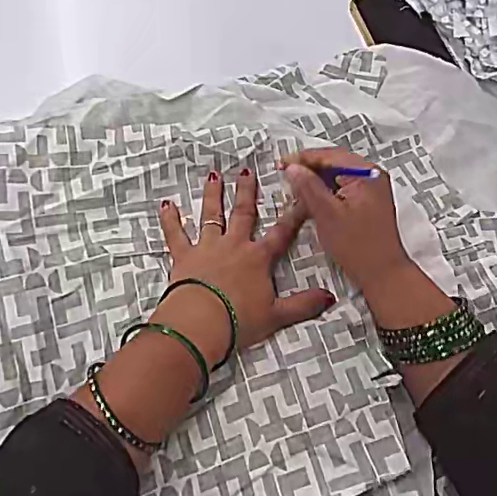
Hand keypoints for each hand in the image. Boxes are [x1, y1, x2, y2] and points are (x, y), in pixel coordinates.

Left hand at [156, 168, 334, 361]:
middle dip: (247, 192)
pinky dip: (171, 219)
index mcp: (258, 259)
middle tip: (247, 172)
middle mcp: (234, 246)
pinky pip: (176, 234)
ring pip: (211, 215)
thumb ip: (303, 304)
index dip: (293, 215)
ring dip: (213, 195)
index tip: (301, 196)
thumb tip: (329, 297)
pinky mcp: (183, 256)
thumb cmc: (238, 320)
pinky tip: (167, 205)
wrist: (200, 323)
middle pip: (243, 214)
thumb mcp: (277, 315)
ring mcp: (207, 248)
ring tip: (214, 176)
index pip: (281, 233)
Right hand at [278, 149, 417, 296]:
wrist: (382, 274)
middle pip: (335, 163)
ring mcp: (373, 189)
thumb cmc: (360, 248)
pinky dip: (327, 192)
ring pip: (338, 176)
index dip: (303, 158)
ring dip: (317, 181)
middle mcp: (373, 177)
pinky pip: (344, 188)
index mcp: (367, 174)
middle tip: (287, 174)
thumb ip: (308, 187)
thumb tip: (294, 168)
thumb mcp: (327, 214)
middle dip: (309, 169)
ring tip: (297, 189)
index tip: (283, 163)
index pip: (330, 155)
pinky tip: (313, 201)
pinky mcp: (369, 202)